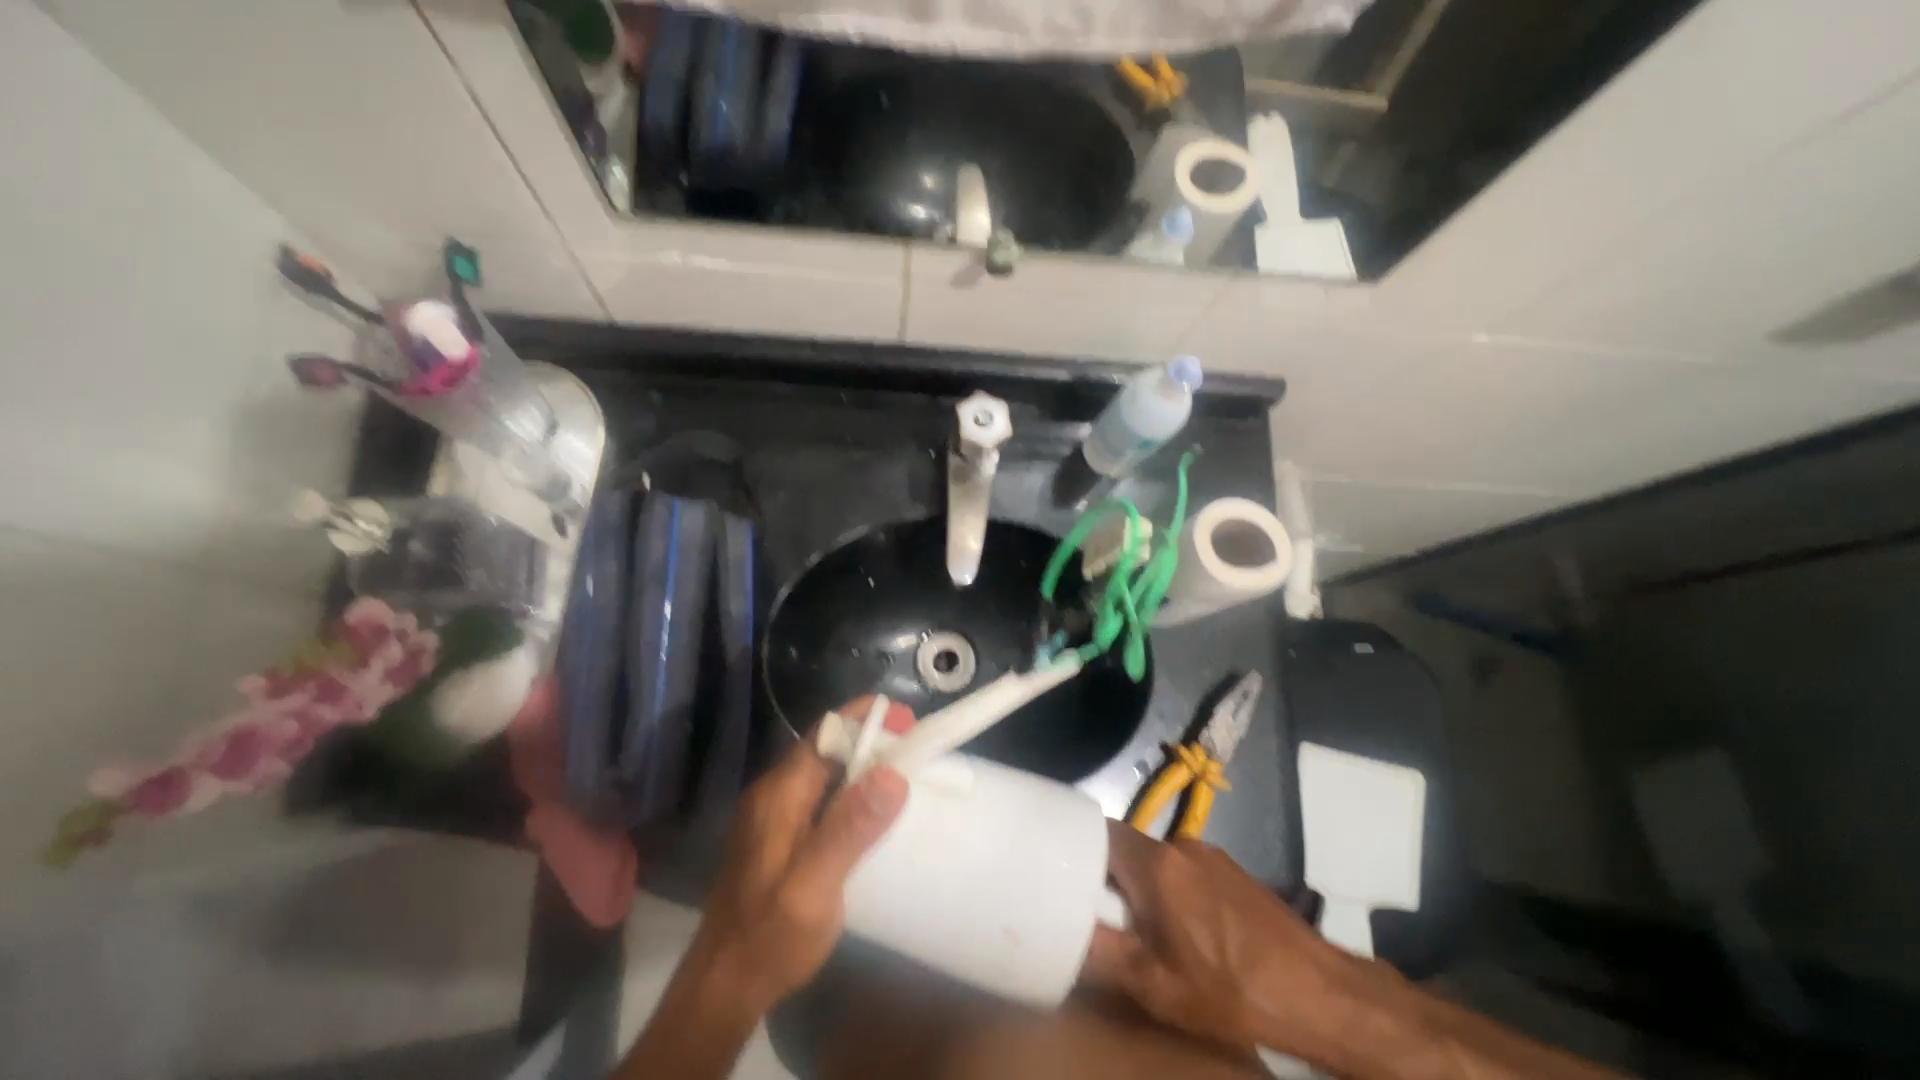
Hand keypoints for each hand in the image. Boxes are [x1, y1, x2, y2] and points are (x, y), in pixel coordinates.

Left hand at [690, 699, 909, 1011]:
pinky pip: (823, 802)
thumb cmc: (769, 937)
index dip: (865, 720)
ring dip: (866, 770)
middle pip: (828, 751)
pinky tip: (880, 818)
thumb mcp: (813, 887)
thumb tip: (892, 773)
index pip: (824, 735)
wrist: (725, 987)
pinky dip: (855, 797)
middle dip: (873, 743)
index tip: (909, 720)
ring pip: (827, 776)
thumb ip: (849, 829)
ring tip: (912, 778)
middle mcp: (774, 797)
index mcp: (779, 795)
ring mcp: (776, 819)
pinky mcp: (783, 842)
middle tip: (923, 751)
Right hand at [1084, 822, 1356, 1053]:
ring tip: (1138, 932)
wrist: (1318, 993)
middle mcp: (1183, 846)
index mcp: (1157, 865)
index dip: (1074, 851)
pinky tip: (1181, 933)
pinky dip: (1171, 895)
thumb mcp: (1152, 984)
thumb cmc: (1228, 988)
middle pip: (1127, 850)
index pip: (1099, 834)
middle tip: (1096, 918)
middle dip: (1108, 880)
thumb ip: (1099, 951)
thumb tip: (1059, 928)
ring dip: (1142, 890)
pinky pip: (1185, 873)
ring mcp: (1214, 857)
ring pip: (1157, 863)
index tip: (1056, 876)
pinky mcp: (1235, 873)